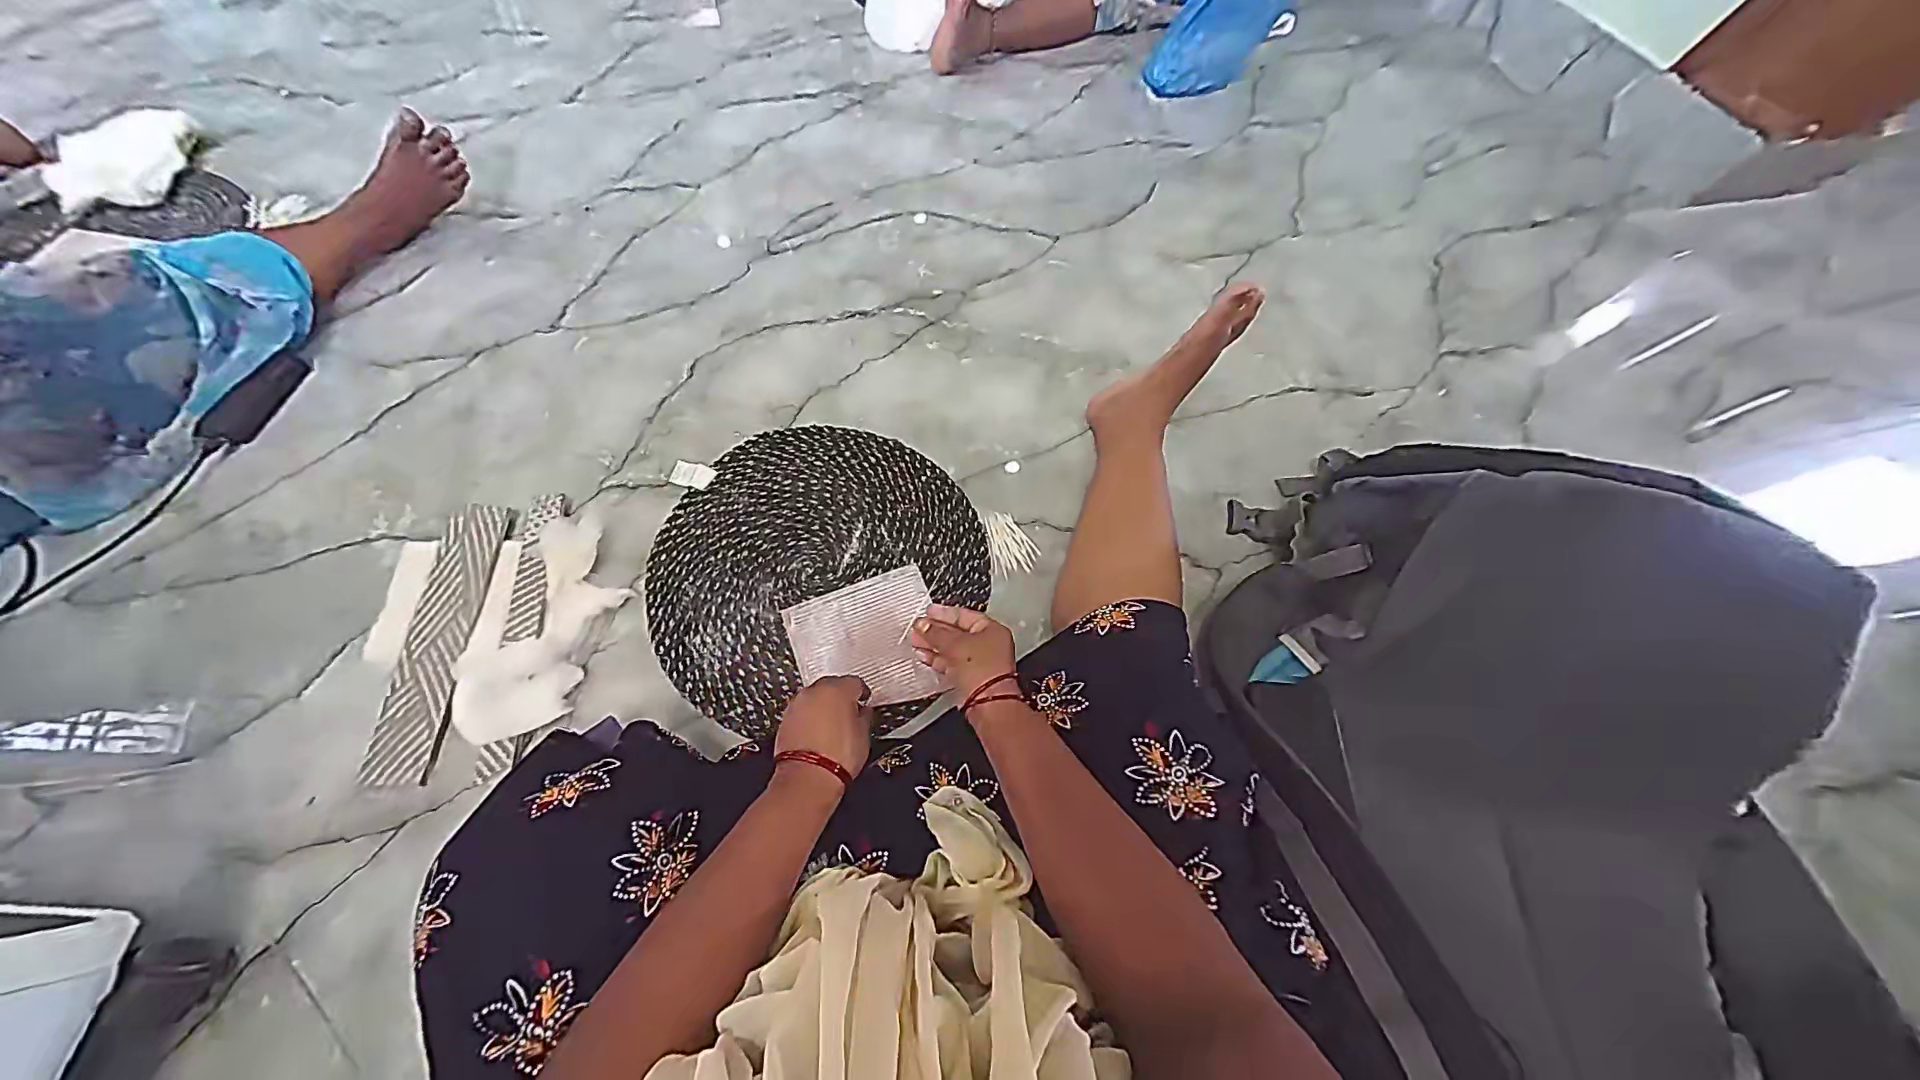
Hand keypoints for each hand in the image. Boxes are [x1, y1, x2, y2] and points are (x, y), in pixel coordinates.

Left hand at [773, 675, 874, 782]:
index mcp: (838, 689)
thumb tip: (863, 714)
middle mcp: (815, 692)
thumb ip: (864, 717)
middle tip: (849, 714)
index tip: (863, 701)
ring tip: (832, 727)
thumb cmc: (835, 758)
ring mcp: (797, 705)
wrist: (808, 778)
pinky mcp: (785, 720)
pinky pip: (801, 713)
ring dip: (823, 708)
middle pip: (832, 686)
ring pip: (814, 699)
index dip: (862, 693)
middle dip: (840, 698)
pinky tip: (818, 735)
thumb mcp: (863, 735)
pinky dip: (809, 719)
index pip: (855, 683)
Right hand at [910, 604, 1017, 702]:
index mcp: (992, 630)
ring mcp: (980, 662)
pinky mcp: (971, 677)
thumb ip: (936, 632)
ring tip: (916, 640)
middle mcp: (989, 645)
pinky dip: (938, 659)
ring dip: (933, 644)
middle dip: (935, 630)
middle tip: (918, 627)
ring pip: (953, 649)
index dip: (944, 613)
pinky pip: (952, 663)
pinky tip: (924, 655)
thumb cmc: (984, 671)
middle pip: (957, 632)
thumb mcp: (955, 644)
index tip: (929, 612)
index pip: (964, 615)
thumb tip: (923, 625)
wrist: (988, 703)